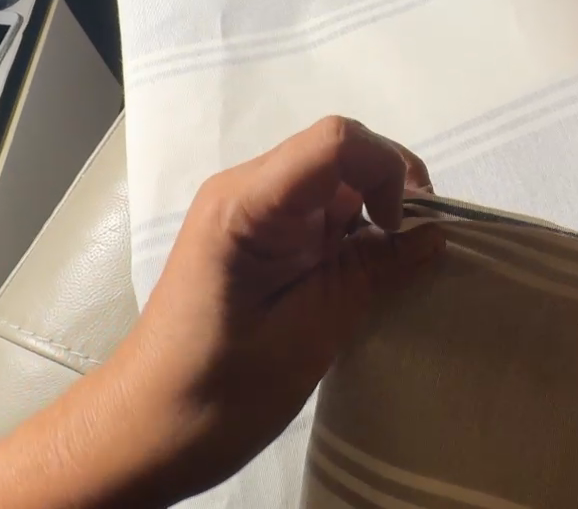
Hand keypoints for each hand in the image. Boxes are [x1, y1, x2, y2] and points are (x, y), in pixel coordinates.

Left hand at [0, 117, 440, 508]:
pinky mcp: (260, 231)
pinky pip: (322, 205)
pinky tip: (362, 268)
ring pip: (337, 175)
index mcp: (247, 204)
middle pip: (340, 149)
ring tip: (392, 261)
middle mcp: (248, 187)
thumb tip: (436, 234)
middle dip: (391, 184)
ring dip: (376, 207)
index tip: (400, 230)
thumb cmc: (215, 394)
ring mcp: (252, 207)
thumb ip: (373, 273)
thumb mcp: (308, 337)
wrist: (141, 434)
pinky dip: (355, 227)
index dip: (387, 169)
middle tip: (414, 243)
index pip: (334, 142)